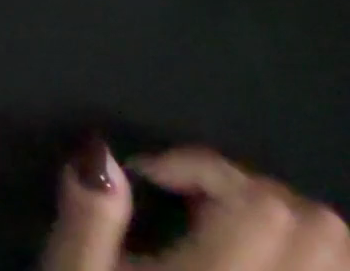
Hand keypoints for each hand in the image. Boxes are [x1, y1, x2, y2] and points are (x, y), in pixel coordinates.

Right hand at [42, 143, 348, 270]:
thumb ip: (90, 217)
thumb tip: (100, 154)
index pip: (258, 200)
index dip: (203, 166)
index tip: (147, 174)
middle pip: (317, 223)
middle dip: (250, 192)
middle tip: (189, 200)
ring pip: (344, 258)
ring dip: (289, 228)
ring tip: (226, 232)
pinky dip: (310, 263)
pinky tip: (259, 266)